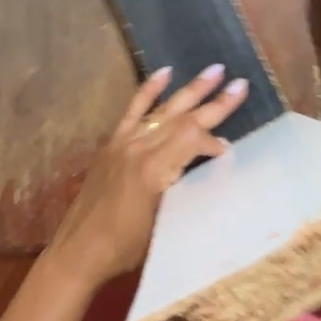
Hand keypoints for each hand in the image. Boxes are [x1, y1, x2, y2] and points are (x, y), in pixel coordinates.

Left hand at [46, 63, 249, 286]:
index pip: (191, 140)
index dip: (213, 142)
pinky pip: (134, 109)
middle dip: (214, 102)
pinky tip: (165, 72)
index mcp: (153, 170)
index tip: (227, 151)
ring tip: (214, 70)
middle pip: (183, 118)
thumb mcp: (164, 223)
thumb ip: (184, 189)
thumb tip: (208, 167)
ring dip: (191, 89)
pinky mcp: (114, 141)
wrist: (80, 250)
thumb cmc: (125, 247)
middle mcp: (140, 147)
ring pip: (164, 109)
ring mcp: (125, 141)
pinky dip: (150, 89)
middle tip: (240, 84)